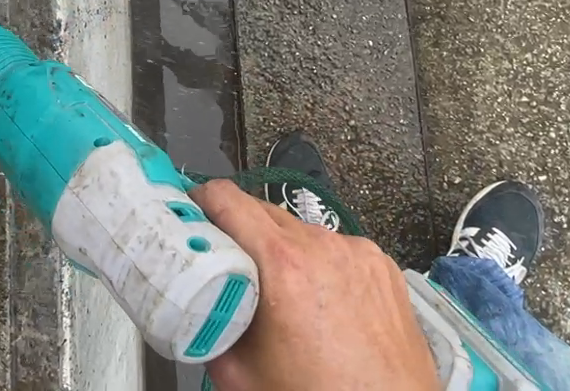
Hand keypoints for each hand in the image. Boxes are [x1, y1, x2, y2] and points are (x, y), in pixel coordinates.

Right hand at [195, 179, 437, 390]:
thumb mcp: (239, 373)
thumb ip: (207, 322)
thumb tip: (189, 295)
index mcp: (283, 265)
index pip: (227, 197)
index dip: (201, 201)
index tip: (192, 214)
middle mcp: (322, 247)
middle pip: (261, 210)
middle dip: (239, 230)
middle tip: (229, 263)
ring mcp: (357, 252)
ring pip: (298, 228)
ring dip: (280, 246)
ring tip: (281, 291)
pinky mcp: (381, 264)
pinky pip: (334, 246)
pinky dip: (319, 262)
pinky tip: (320, 301)